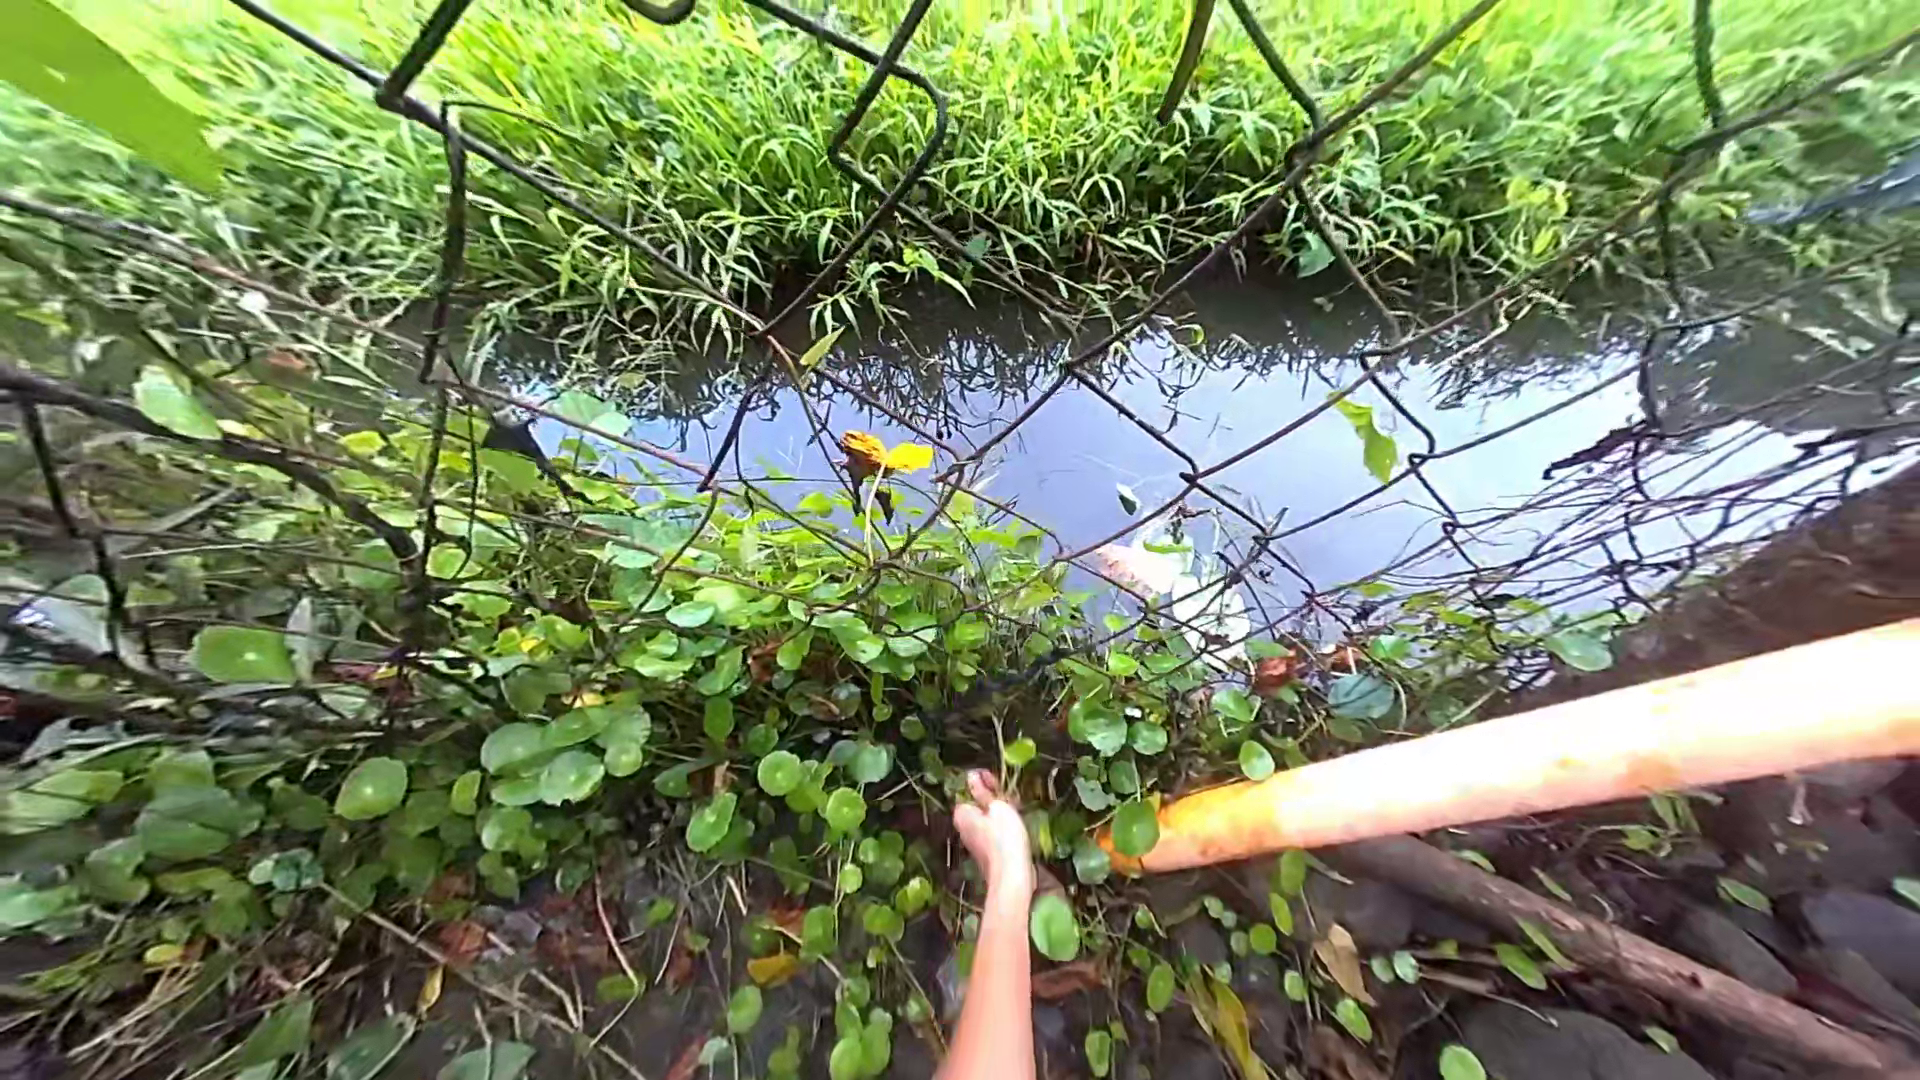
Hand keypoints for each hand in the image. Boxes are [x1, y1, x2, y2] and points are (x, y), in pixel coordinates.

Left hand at [952, 769, 1032, 897]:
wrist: (1013, 877)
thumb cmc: (1004, 838)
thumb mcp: (997, 807)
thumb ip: (983, 791)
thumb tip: (971, 775)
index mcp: (962, 815)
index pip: (967, 791)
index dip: (981, 783)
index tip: (995, 779)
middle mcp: (964, 829)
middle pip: (977, 806)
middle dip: (992, 798)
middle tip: (1008, 793)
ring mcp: (976, 843)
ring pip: (987, 819)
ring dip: (1001, 811)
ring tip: (1016, 806)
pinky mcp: (989, 854)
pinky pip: (994, 832)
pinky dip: (1004, 826)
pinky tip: (1017, 824)